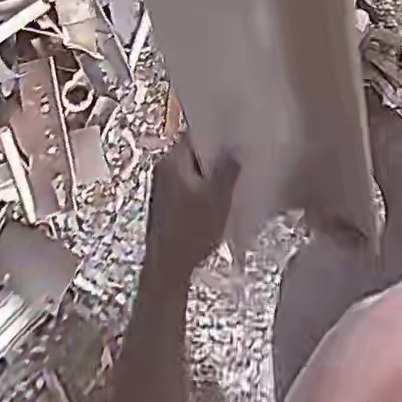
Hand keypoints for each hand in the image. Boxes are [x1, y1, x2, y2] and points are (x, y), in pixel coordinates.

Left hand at [144, 135, 239, 273]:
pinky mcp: (164, 203)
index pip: (195, 134)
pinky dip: (200, 189)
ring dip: (208, 175)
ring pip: (190, 171)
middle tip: (239, 160)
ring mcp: (161, 186)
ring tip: (232, 180)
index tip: (237, 138)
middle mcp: (162, 168)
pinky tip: (217, 200)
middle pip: (192, 152)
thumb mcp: (218, 197)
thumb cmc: (193, 229)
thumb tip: (234, 149)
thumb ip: (227, 168)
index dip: (217, 134)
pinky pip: (185, 186)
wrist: (167, 267)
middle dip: (215, 157)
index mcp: (172, 160)